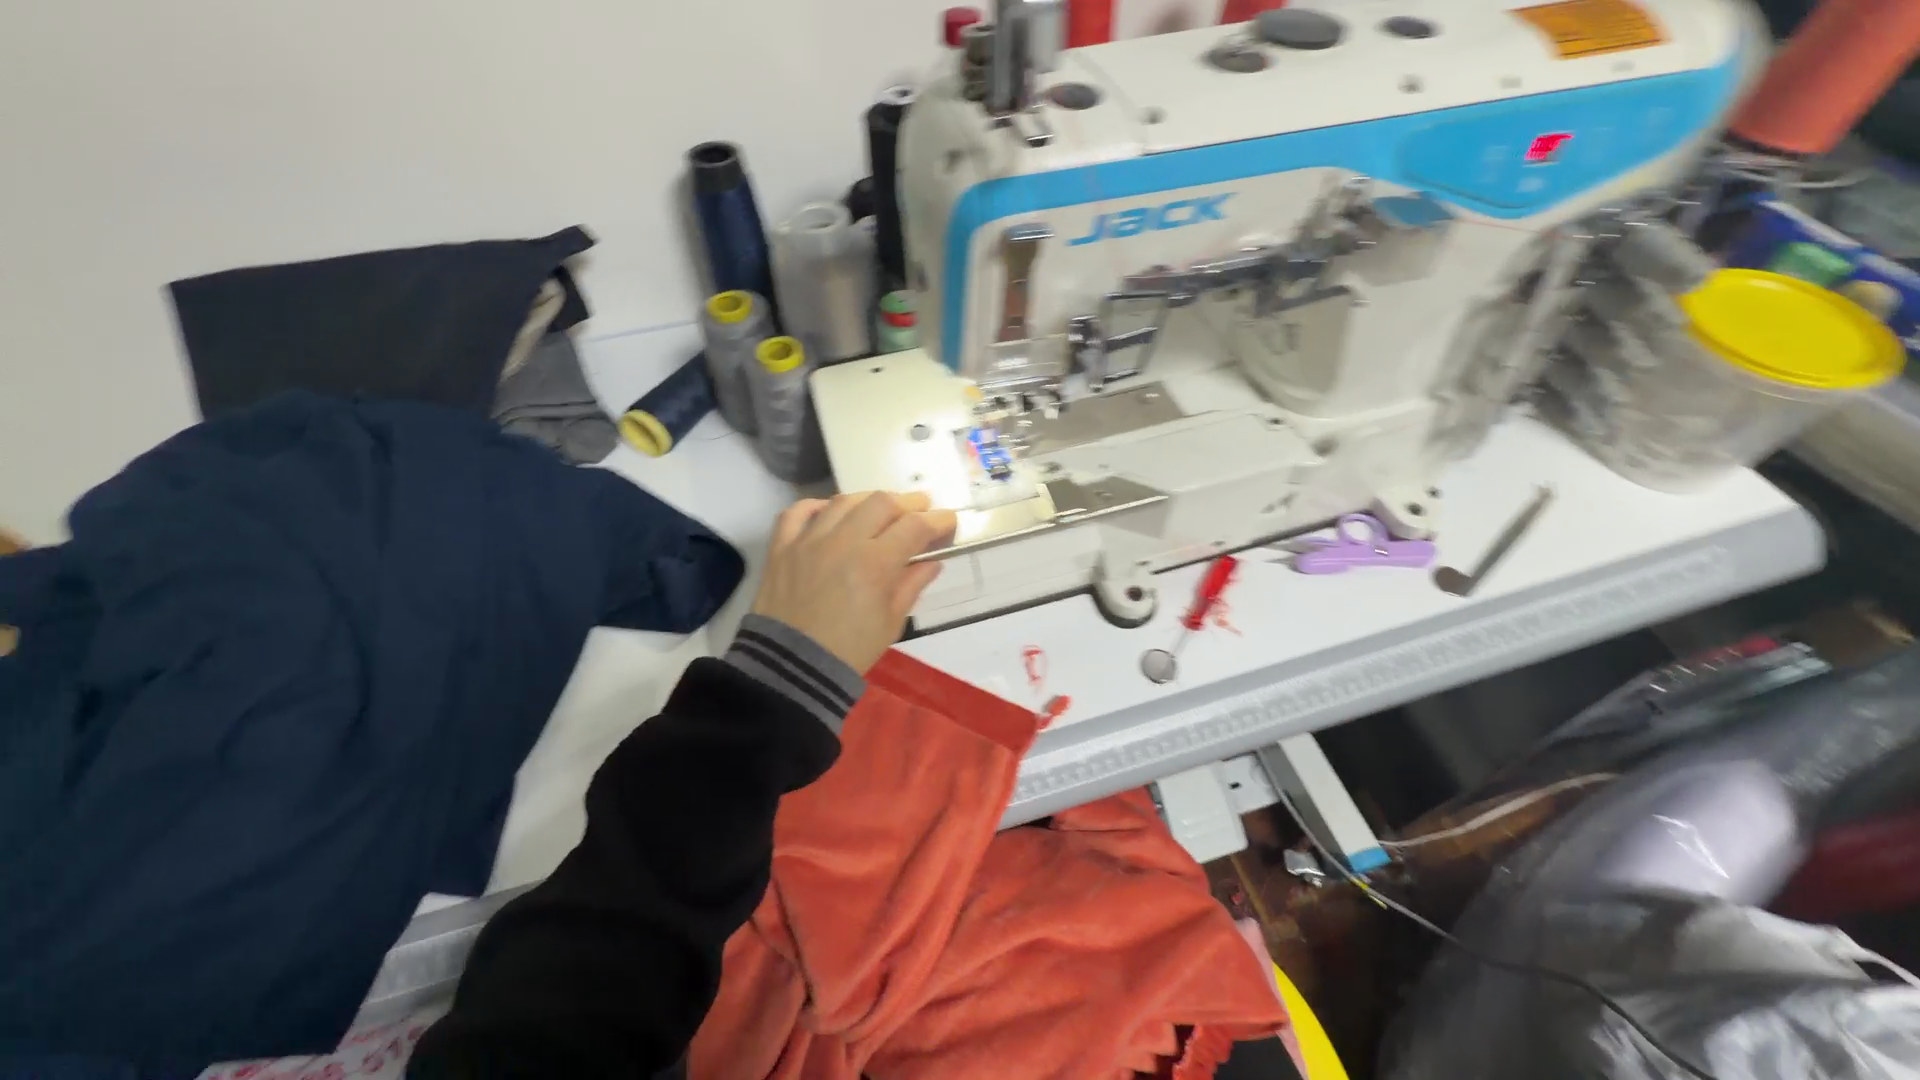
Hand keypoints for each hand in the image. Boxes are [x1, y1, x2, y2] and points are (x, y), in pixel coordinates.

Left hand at [751, 491, 957, 673]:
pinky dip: (816, 506)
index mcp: (875, 563)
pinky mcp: (781, 547)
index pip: (915, 527)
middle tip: (920, 509)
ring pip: (843, 501)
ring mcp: (808, 540)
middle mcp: (843, 541)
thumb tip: (931, 562)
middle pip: (881, 503)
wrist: (791, 669)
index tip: (949, 521)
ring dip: (868, 500)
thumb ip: (911, 586)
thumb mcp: (890, 624)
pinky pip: (796, 512)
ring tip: (880, 508)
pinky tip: (829, 511)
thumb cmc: (848, 651)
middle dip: (907, 503)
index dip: (938, 520)